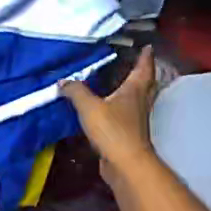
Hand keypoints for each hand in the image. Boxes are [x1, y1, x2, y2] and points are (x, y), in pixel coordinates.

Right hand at [60, 46, 159, 186]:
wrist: (125, 163)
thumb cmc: (112, 130)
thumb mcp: (89, 107)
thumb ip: (76, 91)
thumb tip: (63, 81)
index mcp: (134, 90)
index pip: (143, 69)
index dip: (145, 57)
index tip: (147, 47)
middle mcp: (139, 102)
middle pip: (145, 83)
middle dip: (143, 71)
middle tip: (137, 62)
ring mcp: (136, 118)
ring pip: (137, 98)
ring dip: (133, 88)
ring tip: (122, 80)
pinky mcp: (129, 132)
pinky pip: (127, 112)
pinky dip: (121, 105)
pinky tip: (110, 107)